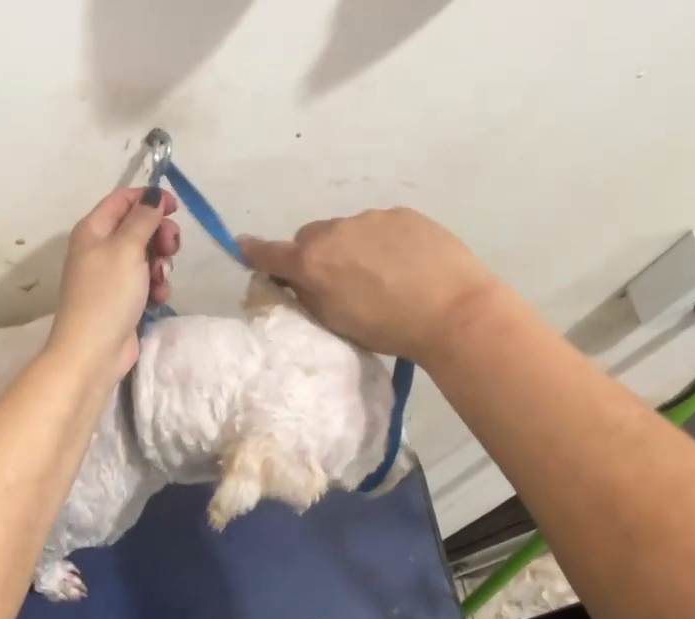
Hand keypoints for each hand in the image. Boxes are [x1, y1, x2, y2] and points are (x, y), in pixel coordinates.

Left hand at [45, 186, 180, 377]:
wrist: (93, 352)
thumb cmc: (107, 295)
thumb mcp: (126, 248)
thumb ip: (143, 218)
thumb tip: (151, 195)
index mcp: (93, 230)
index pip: (123, 199)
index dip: (149, 199)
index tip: (175, 208)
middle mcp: (100, 249)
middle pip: (139, 227)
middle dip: (160, 236)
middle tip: (171, 249)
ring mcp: (112, 276)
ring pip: (147, 256)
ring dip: (161, 265)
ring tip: (160, 282)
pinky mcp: (123, 300)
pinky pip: (147, 282)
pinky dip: (156, 287)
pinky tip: (158, 299)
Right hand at [239, 209, 504, 363]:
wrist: (453, 311)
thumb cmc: (386, 328)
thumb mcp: (333, 322)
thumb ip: (306, 297)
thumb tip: (293, 281)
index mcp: (312, 262)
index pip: (270, 253)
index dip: (253, 252)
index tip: (241, 248)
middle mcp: (336, 231)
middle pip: (309, 238)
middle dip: (312, 256)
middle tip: (332, 283)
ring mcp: (372, 218)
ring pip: (345, 231)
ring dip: (348, 249)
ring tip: (376, 277)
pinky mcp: (404, 214)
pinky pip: (378, 226)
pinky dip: (379, 243)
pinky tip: (400, 265)